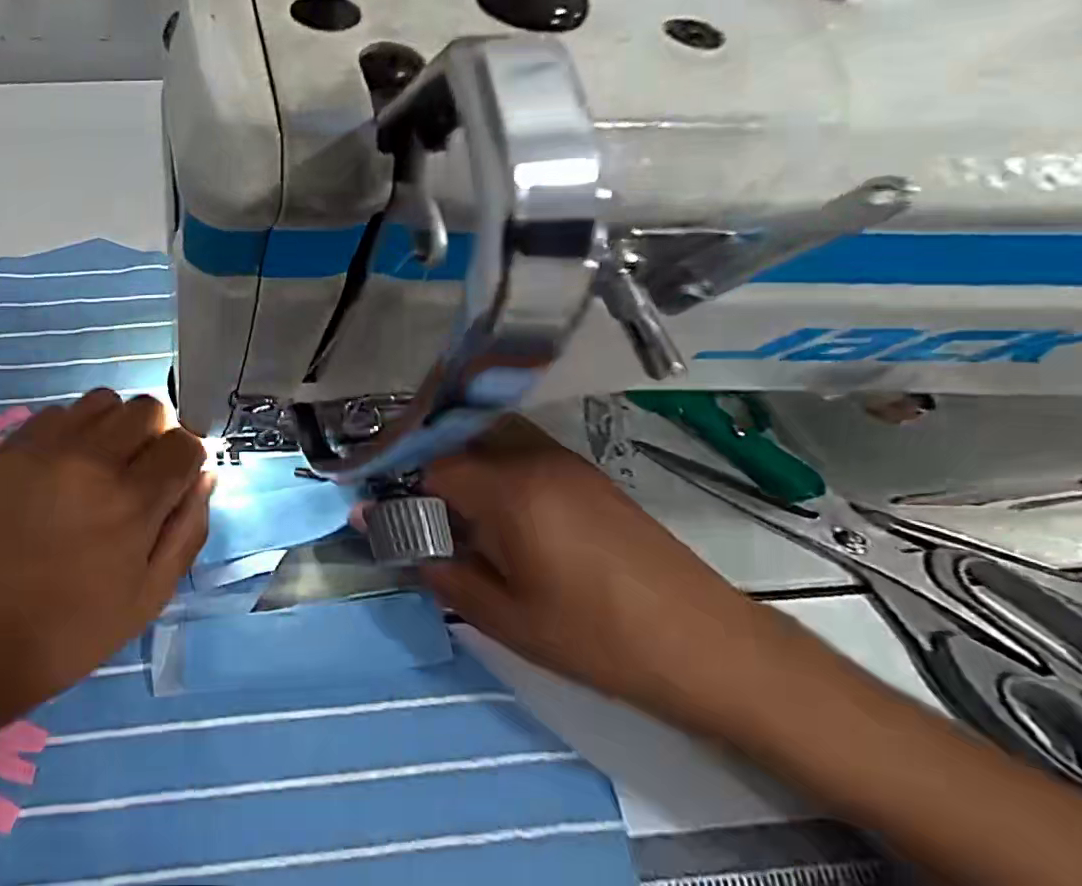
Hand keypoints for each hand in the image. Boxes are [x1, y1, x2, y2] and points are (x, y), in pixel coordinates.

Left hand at [0, 389, 211, 779]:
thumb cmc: (72, 630)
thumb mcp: (149, 596)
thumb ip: (187, 529)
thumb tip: (205, 475)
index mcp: (131, 503)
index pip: (185, 443)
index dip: (189, 460)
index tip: (176, 481)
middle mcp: (89, 462)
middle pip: (147, 408)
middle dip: (157, 435)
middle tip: (141, 473)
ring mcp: (43, 450)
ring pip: (103, 401)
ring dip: (115, 426)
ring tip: (102, 466)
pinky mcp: (6, 449)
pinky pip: (57, 414)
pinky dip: (72, 431)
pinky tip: (63, 469)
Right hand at [417, 416, 764, 711]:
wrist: (702, 645)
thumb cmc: (593, 636)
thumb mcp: (502, 615)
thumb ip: (438, 567)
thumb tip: (389, 535)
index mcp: (508, 489)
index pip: (429, 464)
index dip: (397, 485)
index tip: (378, 510)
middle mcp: (533, 458)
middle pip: (458, 436)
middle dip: (424, 462)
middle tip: (412, 505)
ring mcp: (564, 461)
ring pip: (491, 436)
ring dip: (460, 459)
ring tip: (449, 507)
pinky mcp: (586, 474)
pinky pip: (522, 450)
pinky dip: (493, 466)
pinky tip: (496, 510)